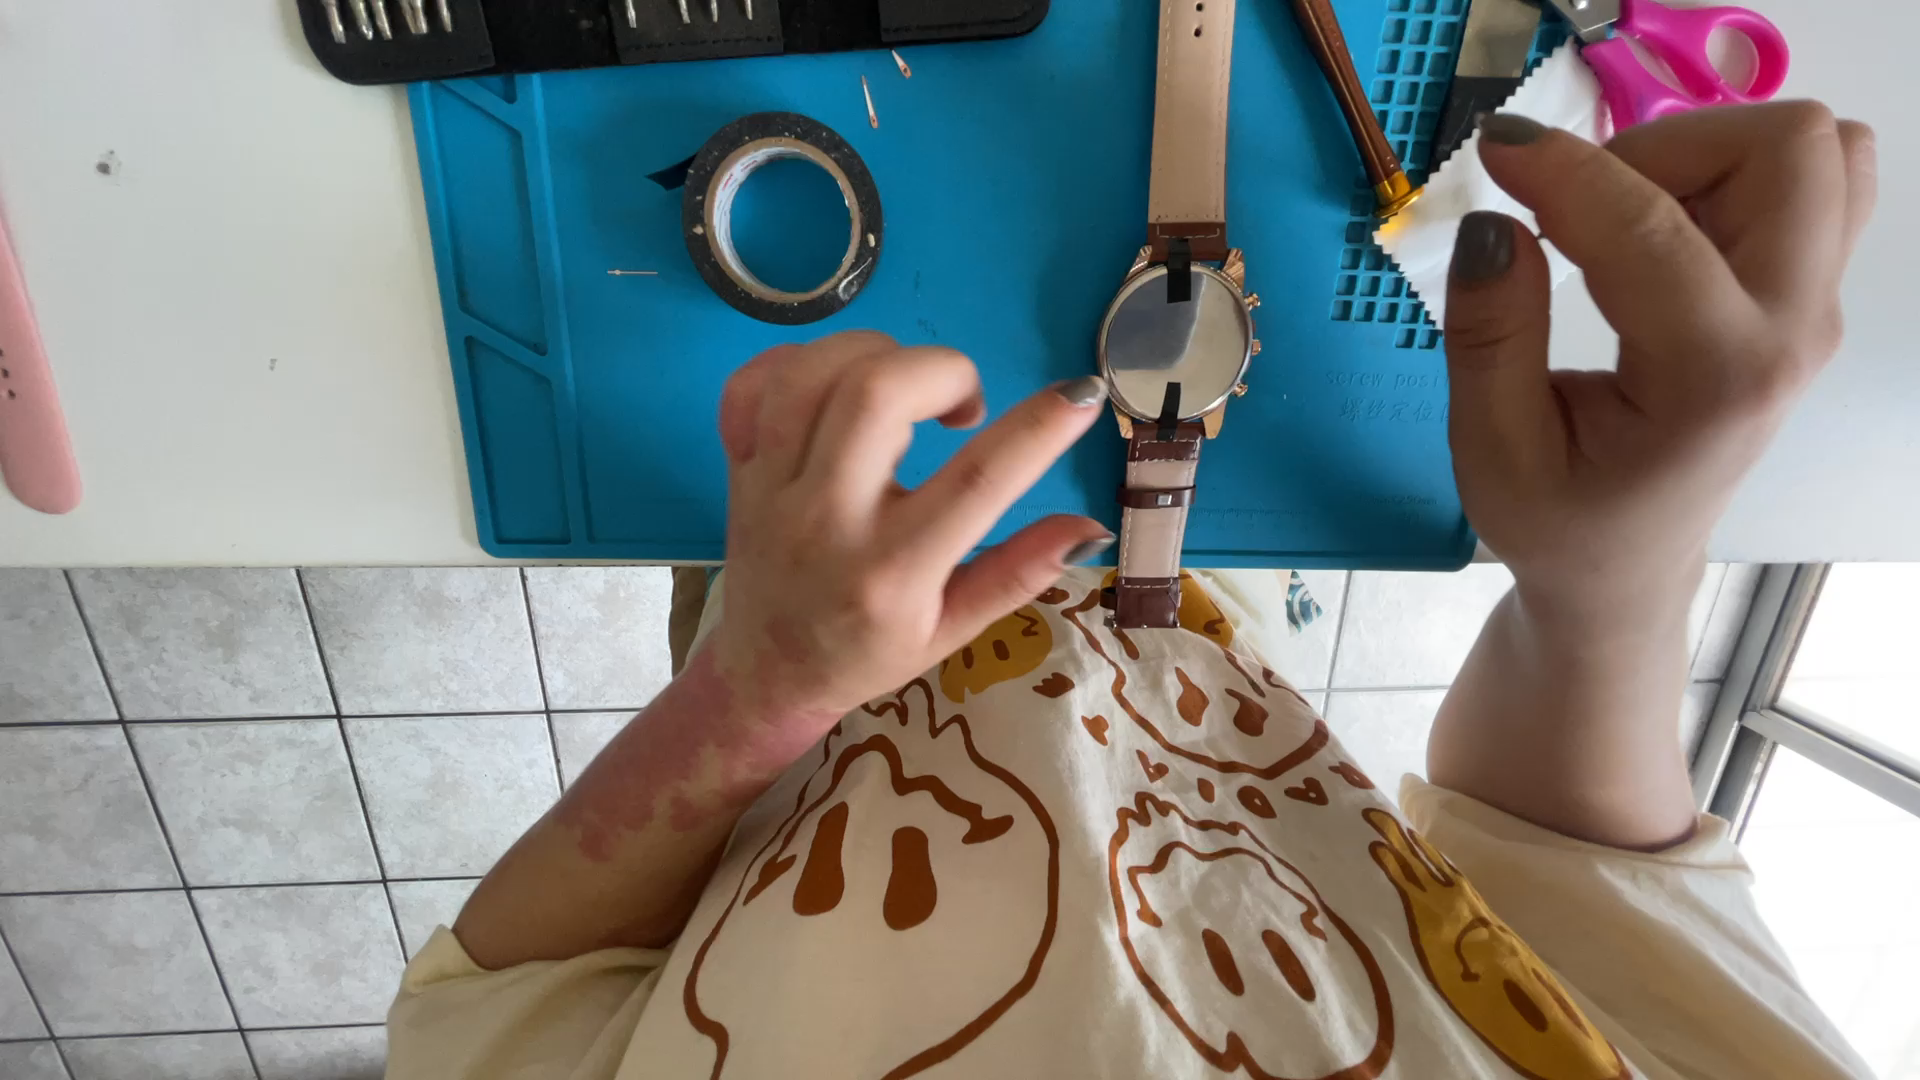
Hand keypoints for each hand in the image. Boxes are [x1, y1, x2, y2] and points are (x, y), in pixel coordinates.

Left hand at [704, 330, 1112, 724]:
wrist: (767, 672)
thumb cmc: (868, 653)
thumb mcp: (953, 630)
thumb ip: (1019, 574)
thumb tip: (1090, 525)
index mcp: (892, 570)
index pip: (976, 482)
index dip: (1038, 429)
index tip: (1083, 396)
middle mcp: (826, 520)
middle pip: (878, 393)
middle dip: (945, 371)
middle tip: (965, 408)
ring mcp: (771, 488)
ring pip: (813, 372)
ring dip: (878, 355)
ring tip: (906, 391)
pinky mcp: (737, 468)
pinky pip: (753, 384)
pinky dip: (802, 361)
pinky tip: (838, 388)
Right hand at [1443, 104, 1875, 619]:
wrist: (1618, 567)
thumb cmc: (1547, 520)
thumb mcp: (1489, 444)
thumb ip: (1490, 336)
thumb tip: (1489, 228)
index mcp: (1710, 377)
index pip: (1650, 232)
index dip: (1564, 172)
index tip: (1496, 148)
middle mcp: (1790, 329)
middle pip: (1785, 150)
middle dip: (1656, 148)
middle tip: (1562, 205)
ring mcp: (1810, 311)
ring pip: (1810, 154)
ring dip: (1696, 157)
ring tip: (1604, 218)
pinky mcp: (1798, 303)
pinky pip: (1805, 188)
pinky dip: (1723, 176)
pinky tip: (1647, 230)